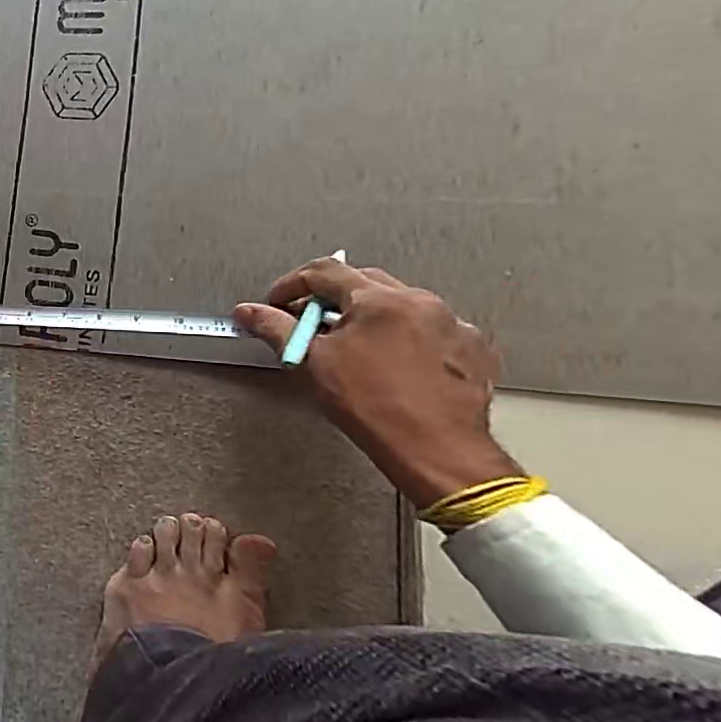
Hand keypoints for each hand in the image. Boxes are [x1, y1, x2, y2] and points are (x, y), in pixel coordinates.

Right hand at [234, 259, 521, 506]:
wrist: (434, 450)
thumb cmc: (378, 409)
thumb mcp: (308, 362)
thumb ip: (275, 328)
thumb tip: (251, 313)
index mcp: (379, 300)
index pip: (323, 272)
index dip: (290, 285)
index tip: (278, 302)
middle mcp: (420, 303)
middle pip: (360, 281)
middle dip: (327, 297)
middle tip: (306, 321)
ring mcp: (450, 324)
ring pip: (395, 302)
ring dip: (365, 314)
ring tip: (346, 345)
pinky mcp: (469, 348)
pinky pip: (426, 325)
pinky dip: (400, 333)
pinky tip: (385, 359)